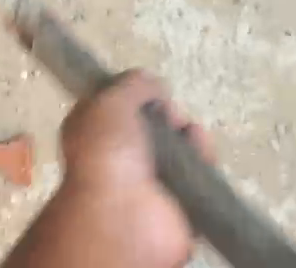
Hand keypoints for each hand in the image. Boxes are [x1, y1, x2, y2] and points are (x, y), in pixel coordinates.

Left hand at [4, 71, 213, 267]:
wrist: (125, 215)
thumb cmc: (107, 150)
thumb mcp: (110, 102)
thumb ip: (132, 86)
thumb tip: (152, 80)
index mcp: (92, 128)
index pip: (116, 106)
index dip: (135, 95)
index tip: (150, 90)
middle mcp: (118, 152)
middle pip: (151, 125)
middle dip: (166, 114)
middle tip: (171, 114)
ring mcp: (150, 179)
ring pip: (177, 148)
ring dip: (188, 134)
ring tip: (191, 131)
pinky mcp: (180, 203)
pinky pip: (197, 175)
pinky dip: (203, 158)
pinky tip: (203, 148)